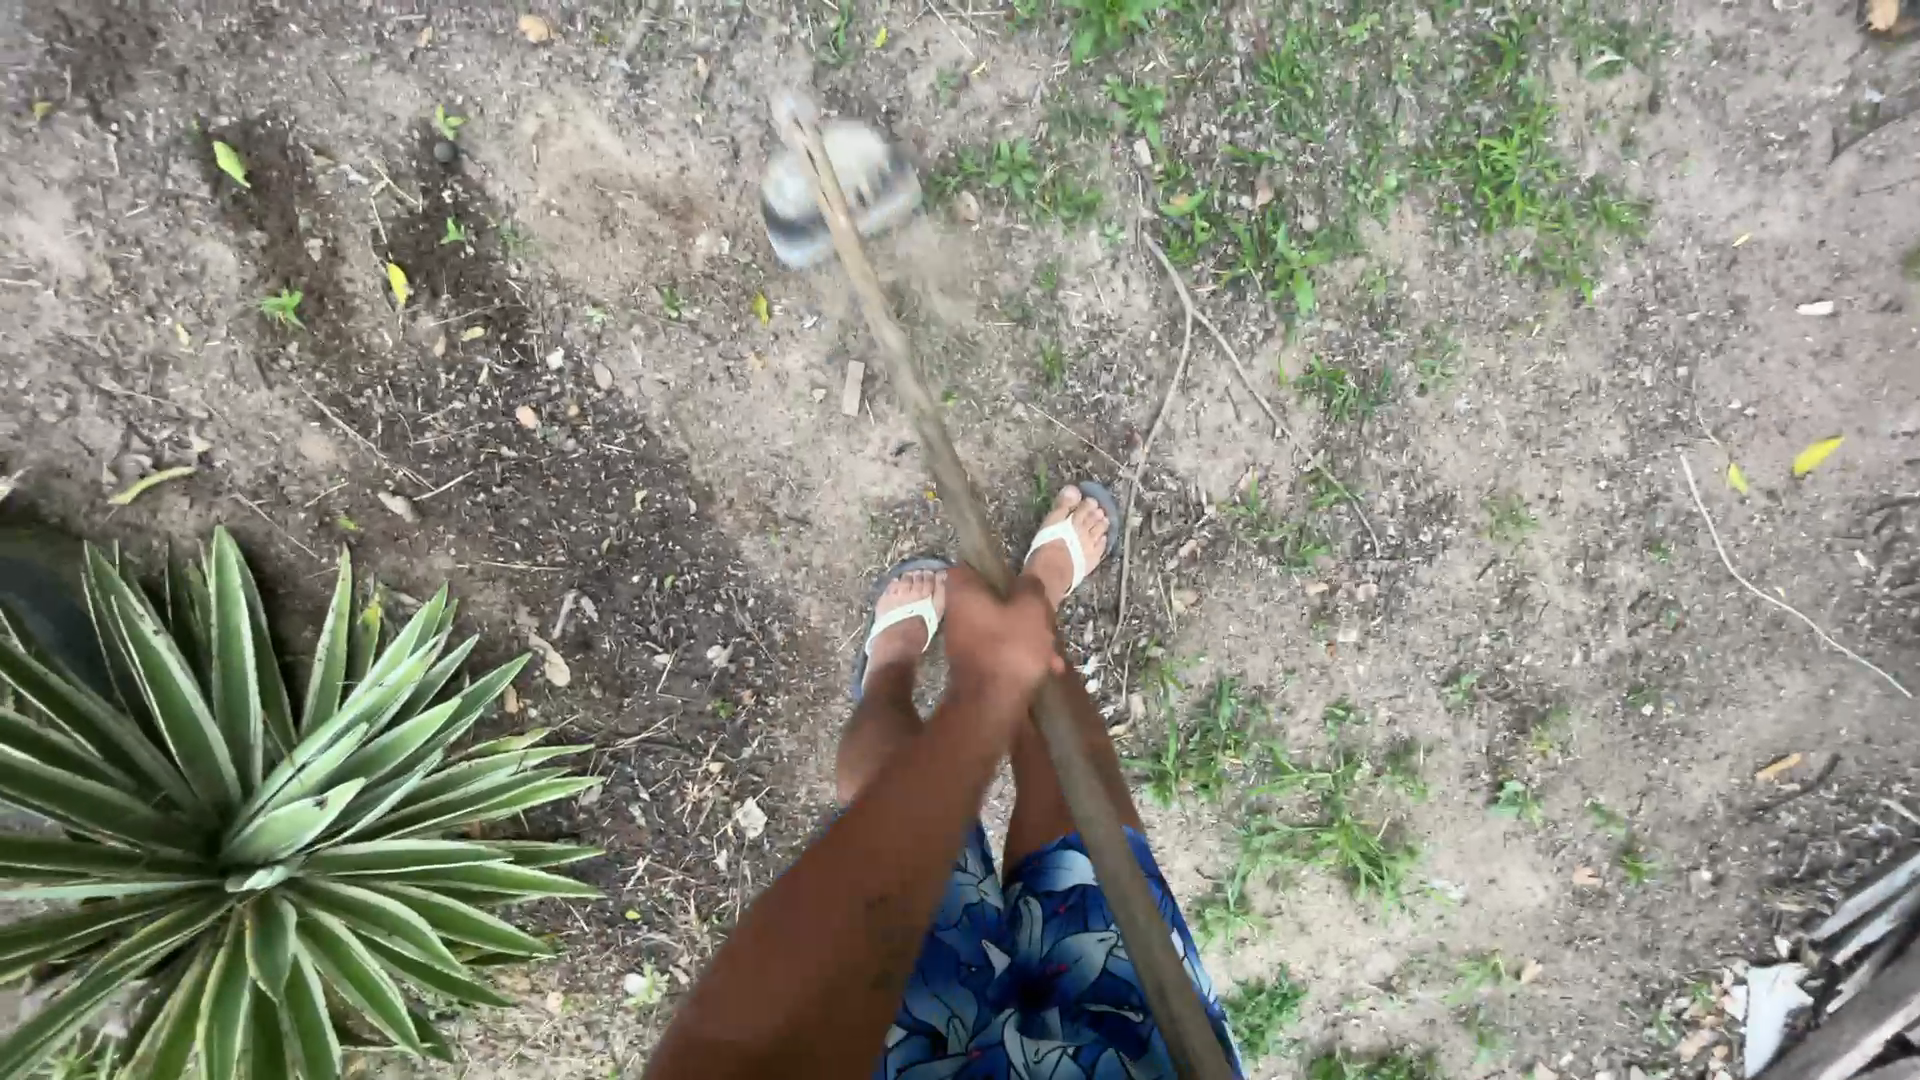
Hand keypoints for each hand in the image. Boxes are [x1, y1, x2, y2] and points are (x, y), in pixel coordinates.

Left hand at [940, 563, 1064, 717]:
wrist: (992, 705)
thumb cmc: (1010, 646)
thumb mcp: (1031, 608)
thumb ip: (1030, 586)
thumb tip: (1026, 579)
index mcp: (963, 592)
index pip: (969, 565)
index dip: (993, 566)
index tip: (1016, 574)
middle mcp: (957, 615)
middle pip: (991, 599)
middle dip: (1023, 608)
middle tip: (1045, 617)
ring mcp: (964, 642)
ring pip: (1001, 627)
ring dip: (1028, 636)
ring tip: (1053, 652)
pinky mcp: (976, 665)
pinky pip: (1001, 650)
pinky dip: (1022, 656)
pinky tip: (1048, 669)